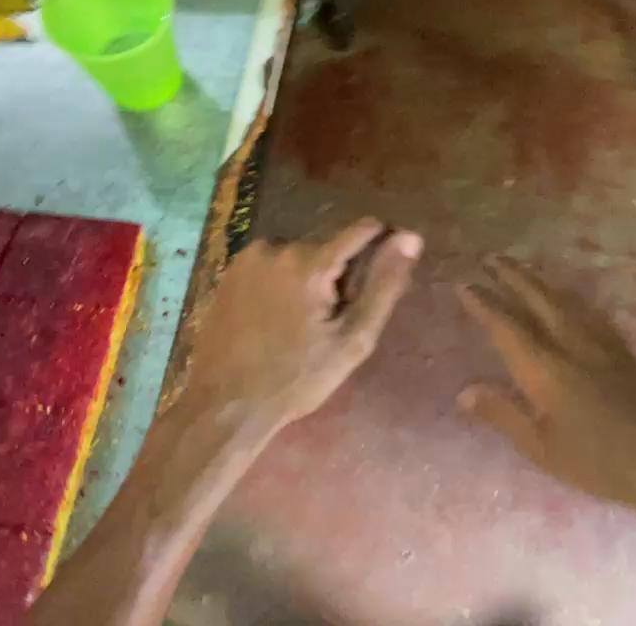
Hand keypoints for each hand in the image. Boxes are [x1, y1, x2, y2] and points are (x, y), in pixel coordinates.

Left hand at [180, 219, 420, 430]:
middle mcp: (279, 246)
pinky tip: (276, 318)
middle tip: (331, 319)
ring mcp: (250, 256)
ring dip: (310, 276)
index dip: (378, 250)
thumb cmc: (296, 378)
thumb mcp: (352, 340)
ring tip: (301, 322)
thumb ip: (384, 285)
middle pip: (329, 246)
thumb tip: (411, 237)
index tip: (376, 281)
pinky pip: (274, 262)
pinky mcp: (231, 269)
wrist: (224, 406)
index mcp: (311, 262)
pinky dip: (283, 281)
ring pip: (302, 254)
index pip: (363, 229)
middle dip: (339, 273)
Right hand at [458, 258, 635, 519]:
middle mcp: (571, 343)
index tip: (465, 285)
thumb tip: (464, 391)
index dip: (484, 304)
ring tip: (519, 266)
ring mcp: (599, 340)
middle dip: (511, 276)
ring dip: (537, 279)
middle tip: (490, 258)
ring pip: (562, 298)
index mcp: (545, 369)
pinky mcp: (620, 346)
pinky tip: (564, 295)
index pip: (507, 326)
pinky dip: (566, 294)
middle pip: (537, 299)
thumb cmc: (596, 462)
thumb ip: (503, 413)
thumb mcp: (541, 448)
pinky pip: (586, 307)